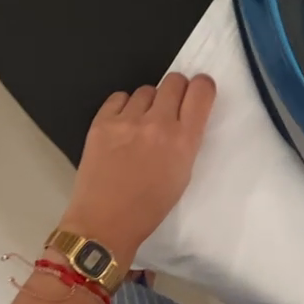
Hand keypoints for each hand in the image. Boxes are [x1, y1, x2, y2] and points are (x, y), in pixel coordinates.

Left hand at [58, 73, 216, 264]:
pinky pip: (119, 97)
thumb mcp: (182, 175)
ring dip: (148, 102)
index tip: (197, 93)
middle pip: (174, 81)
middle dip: (176, 90)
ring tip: (141, 124)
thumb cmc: (149, 207)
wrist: (105, 222)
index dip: (202, 87)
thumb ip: (186, 141)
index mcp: (183, 141)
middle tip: (169, 108)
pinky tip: (122, 125)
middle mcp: (157, 124)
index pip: (201, 91)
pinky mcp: (101, 122)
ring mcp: (127, 120)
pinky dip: (123, 106)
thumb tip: (183, 117)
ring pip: (145, 90)